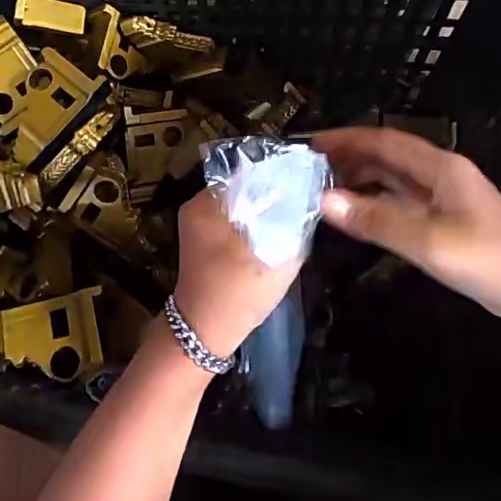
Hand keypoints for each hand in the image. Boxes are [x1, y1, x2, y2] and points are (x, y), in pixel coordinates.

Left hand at [170, 190, 300, 356]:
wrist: (204, 327)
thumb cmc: (240, 290)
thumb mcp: (277, 254)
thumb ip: (291, 220)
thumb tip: (305, 195)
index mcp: (208, 202)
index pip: (249, 172)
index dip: (278, 174)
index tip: (303, 180)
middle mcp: (197, 204)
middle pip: (241, 185)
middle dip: (269, 190)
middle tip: (298, 198)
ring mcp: (195, 221)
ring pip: (236, 201)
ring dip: (258, 206)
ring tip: (286, 214)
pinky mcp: (198, 237)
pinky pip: (228, 217)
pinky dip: (247, 220)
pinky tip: (266, 231)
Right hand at [313, 128, 500, 323]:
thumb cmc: (488, 259)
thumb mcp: (427, 241)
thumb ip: (375, 220)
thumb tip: (324, 201)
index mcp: (438, 168)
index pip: (384, 140)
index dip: (346, 138)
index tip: (312, 144)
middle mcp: (439, 174)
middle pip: (386, 155)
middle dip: (348, 156)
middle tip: (310, 168)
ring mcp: (443, 196)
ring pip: (392, 177)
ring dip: (359, 177)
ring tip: (324, 187)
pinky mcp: (444, 218)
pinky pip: (399, 198)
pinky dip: (373, 199)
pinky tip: (355, 212)